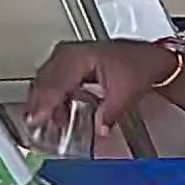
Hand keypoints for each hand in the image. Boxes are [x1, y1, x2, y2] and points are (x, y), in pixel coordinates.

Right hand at [24, 40, 179, 132]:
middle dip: (38, 104)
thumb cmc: (140, 65)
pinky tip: (59, 108)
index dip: (43, 105)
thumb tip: (100, 130)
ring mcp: (68, 55)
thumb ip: (110, 114)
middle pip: (44, 82)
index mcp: (75, 58)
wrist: (150, 56)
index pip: (52, 85)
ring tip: (46, 120)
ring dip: (45, 100)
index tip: (36, 120)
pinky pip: (56, 78)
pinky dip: (55, 94)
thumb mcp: (126, 94)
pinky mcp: (72, 60)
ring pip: (47, 80)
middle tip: (34, 123)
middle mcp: (67, 54)